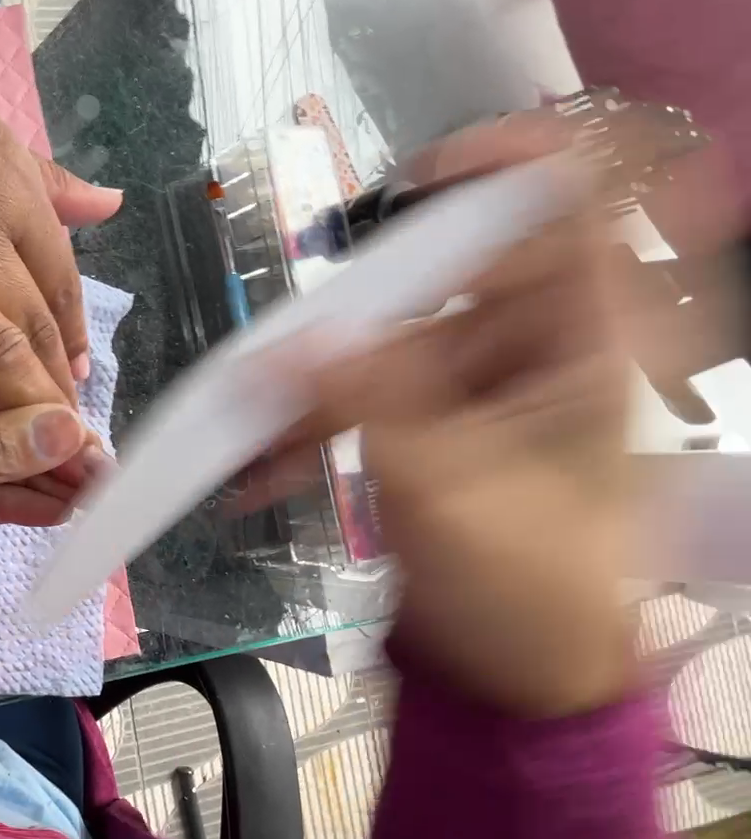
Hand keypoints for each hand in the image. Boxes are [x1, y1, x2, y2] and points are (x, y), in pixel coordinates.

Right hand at [0, 0, 119, 514]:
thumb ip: (46, 182)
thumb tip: (108, 204)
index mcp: (7, 193)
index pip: (58, 286)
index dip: (71, 342)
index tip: (74, 382)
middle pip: (29, 329)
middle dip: (55, 393)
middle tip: (71, 449)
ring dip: (4, 417)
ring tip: (23, 471)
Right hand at [257, 202, 637, 716]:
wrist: (515, 666)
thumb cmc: (524, 582)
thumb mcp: (442, 484)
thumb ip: (363, 400)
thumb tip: (287, 342)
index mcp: (588, 338)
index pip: (570, 209)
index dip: (504, 172)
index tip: (411, 186)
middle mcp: (531, 344)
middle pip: (431, 285)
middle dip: (344, 323)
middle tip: (280, 364)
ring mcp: (469, 383)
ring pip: (371, 349)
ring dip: (303, 395)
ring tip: (249, 447)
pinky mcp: (423, 420)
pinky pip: (351, 399)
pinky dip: (303, 431)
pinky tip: (259, 473)